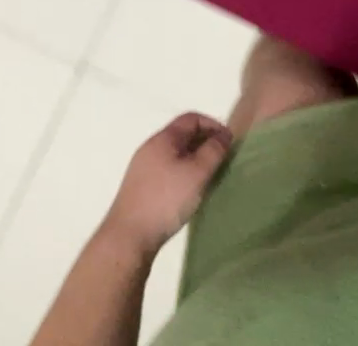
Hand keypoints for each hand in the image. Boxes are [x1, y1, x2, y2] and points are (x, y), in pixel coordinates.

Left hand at [102, 113, 233, 254]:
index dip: (213, 125)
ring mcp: (143, 168)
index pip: (192, 118)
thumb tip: (223, 135)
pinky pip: (167, 169)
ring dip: (195, 159)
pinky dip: (183, 172)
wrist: (128, 238)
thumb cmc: (166, 200)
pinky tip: (190, 191)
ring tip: (209, 176)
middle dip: (205, 142)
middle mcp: (150, 148)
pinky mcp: (140, 187)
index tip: (229, 142)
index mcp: (163, 139)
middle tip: (222, 159)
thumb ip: (214, 150)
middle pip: (183, 134)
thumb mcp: (197, 172)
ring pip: (175, 154)